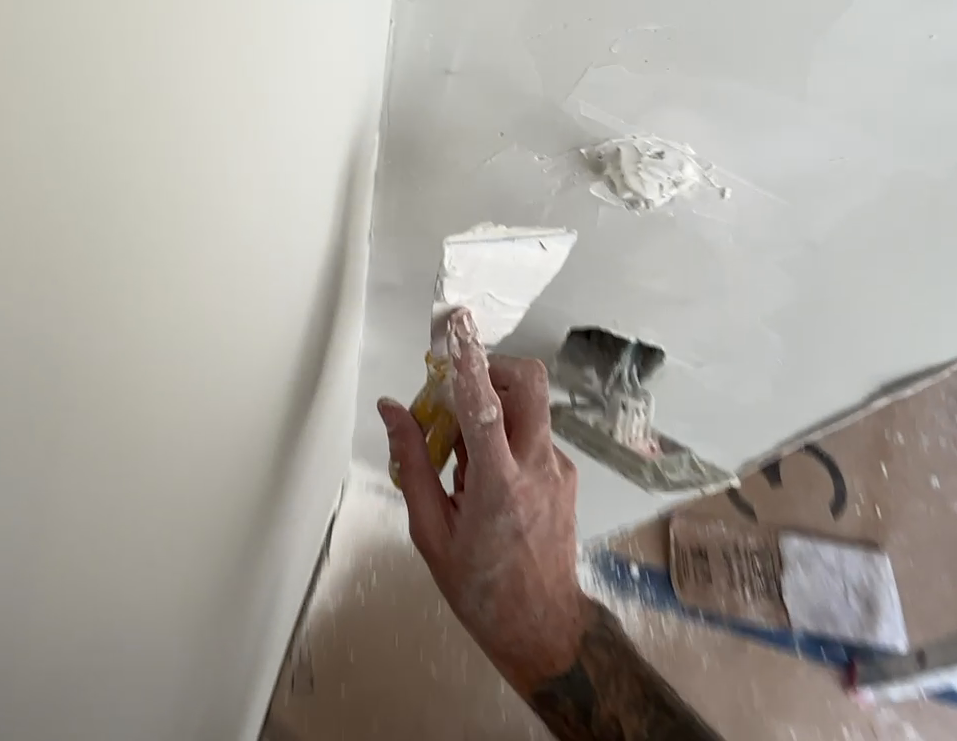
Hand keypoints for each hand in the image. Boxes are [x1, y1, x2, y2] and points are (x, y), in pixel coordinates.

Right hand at [377, 307, 591, 694]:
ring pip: (530, 406)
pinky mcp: (565, 474)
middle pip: (529, 384)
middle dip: (492, 366)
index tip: (459, 327)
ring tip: (462, 449)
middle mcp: (537, 467)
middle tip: (458, 388)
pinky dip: (505, 433)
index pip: (484, 408)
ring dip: (494, 403)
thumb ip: (412, 463)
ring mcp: (558, 469)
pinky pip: (532, 432)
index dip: (469, 363)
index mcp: (498, 486)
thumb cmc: (479, 586)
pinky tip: (485, 474)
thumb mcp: (430, 531)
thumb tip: (391, 409)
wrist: (545, 629)